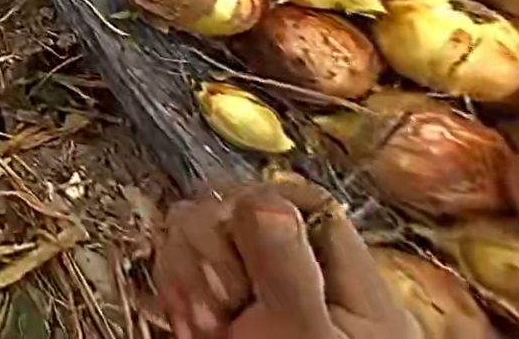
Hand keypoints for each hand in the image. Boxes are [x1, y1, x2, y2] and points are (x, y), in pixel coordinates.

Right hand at [155, 184, 418, 338]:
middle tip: (221, 299)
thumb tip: (263, 195)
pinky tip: (185, 320)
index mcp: (346, 282)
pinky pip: (177, 251)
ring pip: (198, 221)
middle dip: (211, 242)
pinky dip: (173, 279)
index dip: (265, 204)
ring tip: (201, 323)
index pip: (304, 201)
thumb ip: (285, 267)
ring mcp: (252, 282)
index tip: (242, 236)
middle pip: (237, 203)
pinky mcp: (213, 291)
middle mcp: (296, 270)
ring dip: (185, 264)